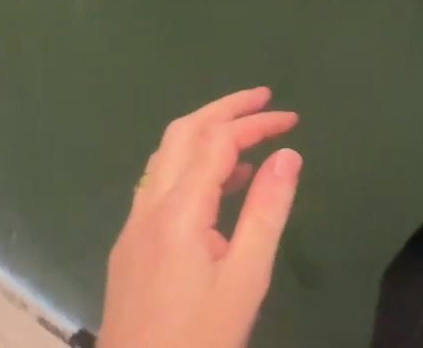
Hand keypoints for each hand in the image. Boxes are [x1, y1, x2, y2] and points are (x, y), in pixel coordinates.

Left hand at [101, 89, 300, 347]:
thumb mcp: (246, 278)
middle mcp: (148, 210)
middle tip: (264, 99)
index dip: (256, 122)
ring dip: (205, 134)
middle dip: (224, 108)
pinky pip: (159, 185)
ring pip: (165, 157)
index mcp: (178, 213)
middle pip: (182, 133)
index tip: (293, 119)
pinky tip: (220, 190)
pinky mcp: (129, 249)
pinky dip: (191, 165)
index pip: (218, 142)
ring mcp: (132, 230)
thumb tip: (287, 153)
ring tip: (251, 143)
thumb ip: (267, 211)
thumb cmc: (200, 337)